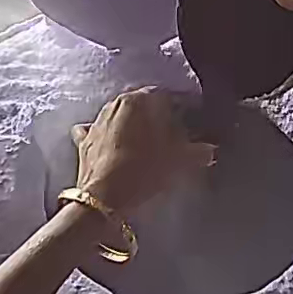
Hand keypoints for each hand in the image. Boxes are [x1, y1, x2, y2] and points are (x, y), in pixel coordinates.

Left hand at [71, 87, 215, 212]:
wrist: (105, 198)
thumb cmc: (145, 170)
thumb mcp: (178, 161)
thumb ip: (197, 152)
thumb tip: (209, 150)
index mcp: (141, 100)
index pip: (166, 96)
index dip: (181, 107)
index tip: (190, 119)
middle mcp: (116, 104)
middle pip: (141, 104)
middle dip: (155, 116)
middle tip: (171, 132)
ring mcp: (97, 121)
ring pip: (120, 116)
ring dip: (132, 125)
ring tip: (146, 142)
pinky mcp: (83, 140)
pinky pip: (98, 132)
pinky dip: (107, 137)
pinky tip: (113, 146)